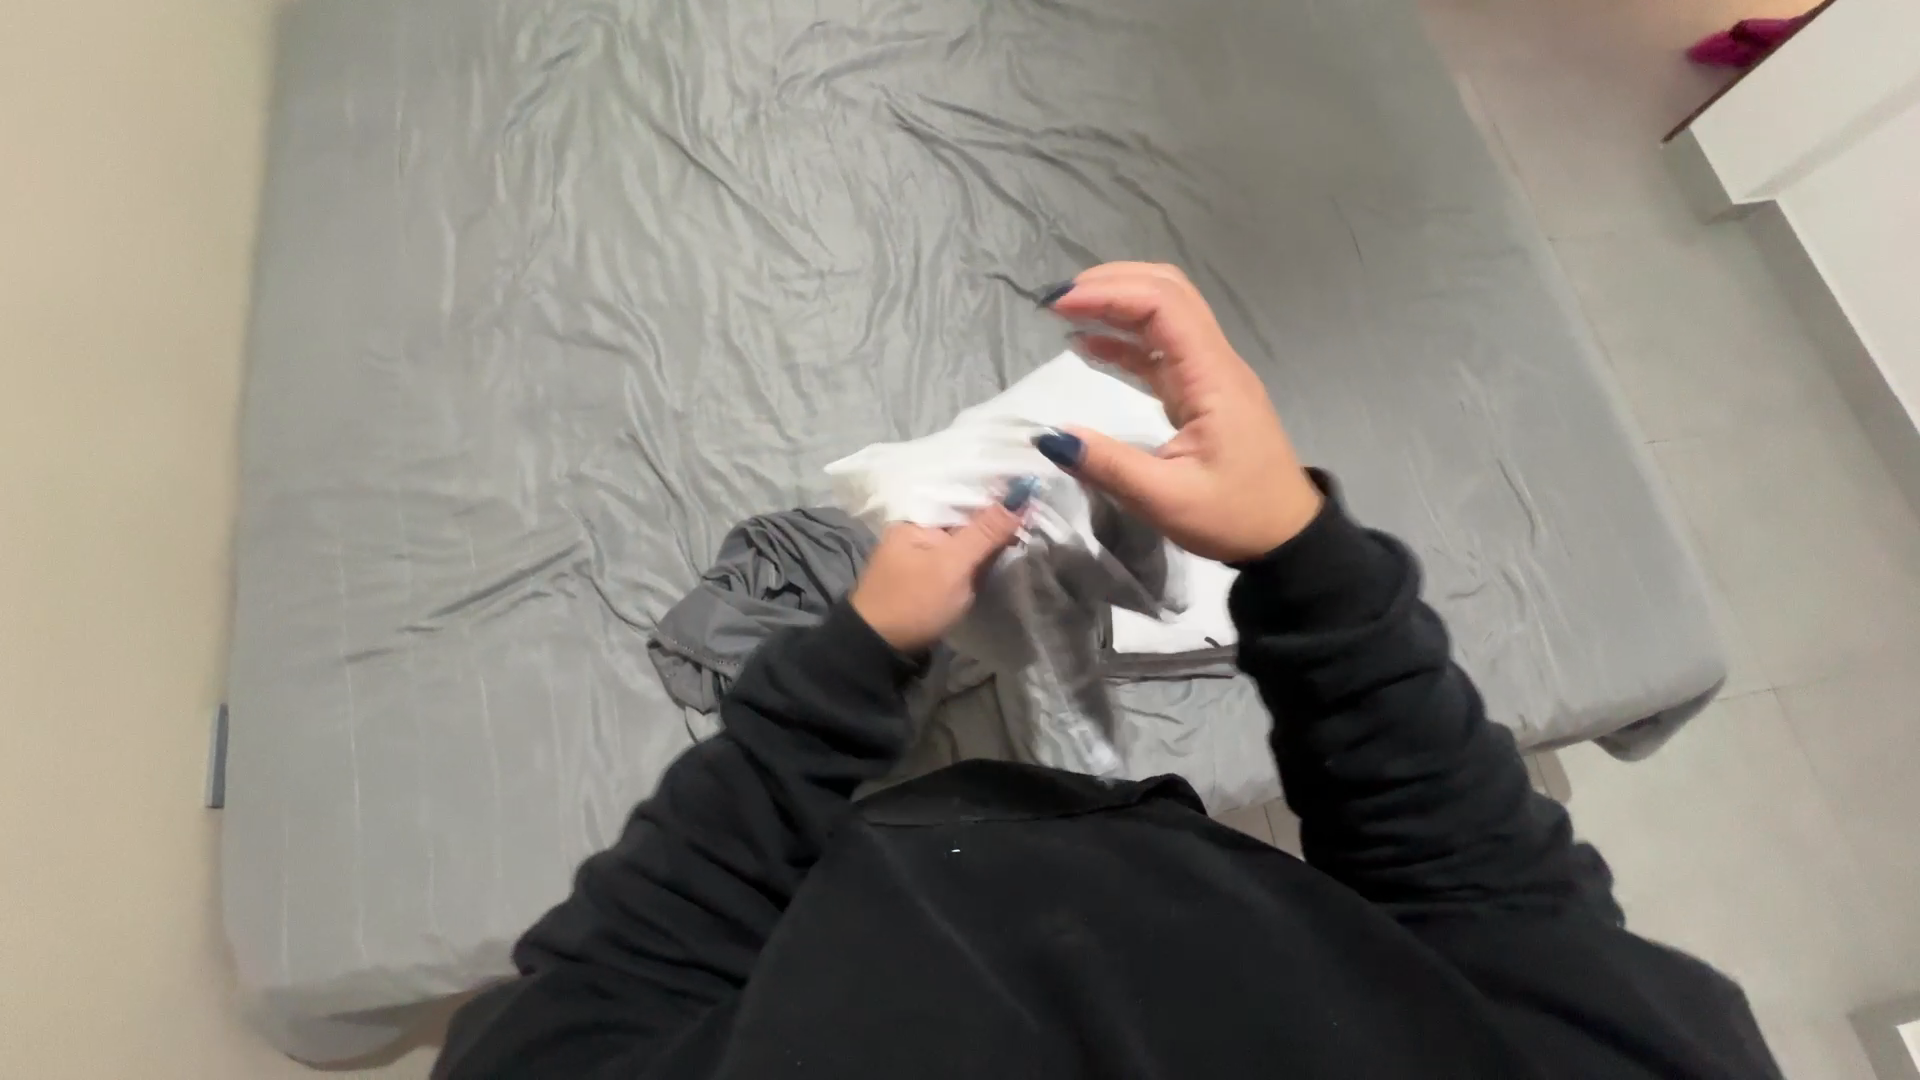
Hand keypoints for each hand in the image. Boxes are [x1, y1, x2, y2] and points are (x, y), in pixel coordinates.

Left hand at [849, 504, 1024, 650]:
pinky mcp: (920, 578)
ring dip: (983, 547)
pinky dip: (971, 563)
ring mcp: (915, 557)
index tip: (1027, 509)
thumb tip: (1018, 500)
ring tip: (1015, 543)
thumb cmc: (915, 602)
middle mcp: (913, 533)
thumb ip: (985, 533)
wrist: (879, 648)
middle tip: (1025, 529)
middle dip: (991, 528)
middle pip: (962, 522)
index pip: (962, 501)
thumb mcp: (953, 566)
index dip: (995, 505)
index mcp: (915, 522)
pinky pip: (952, 561)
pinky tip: (990, 564)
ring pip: (959, 544)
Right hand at [1037, 262, 1322, 562]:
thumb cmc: (1233, 516)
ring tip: (1067, 310)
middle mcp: (1214, 362)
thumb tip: (1050, 436)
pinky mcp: (1202, 393)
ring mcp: (1210, 375)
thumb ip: (1107, 464)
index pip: (1162, 306)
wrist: (1285, 536)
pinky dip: (1125, 339)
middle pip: (1168, 292)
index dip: (1109, 295)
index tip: (1059, 306)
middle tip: (1059, 297)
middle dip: (1112, 283)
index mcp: (1211, 377)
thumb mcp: (1165, 499)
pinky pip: (1162, 349)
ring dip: (1118, 304)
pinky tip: (1088, 345)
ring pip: (1167, 314)